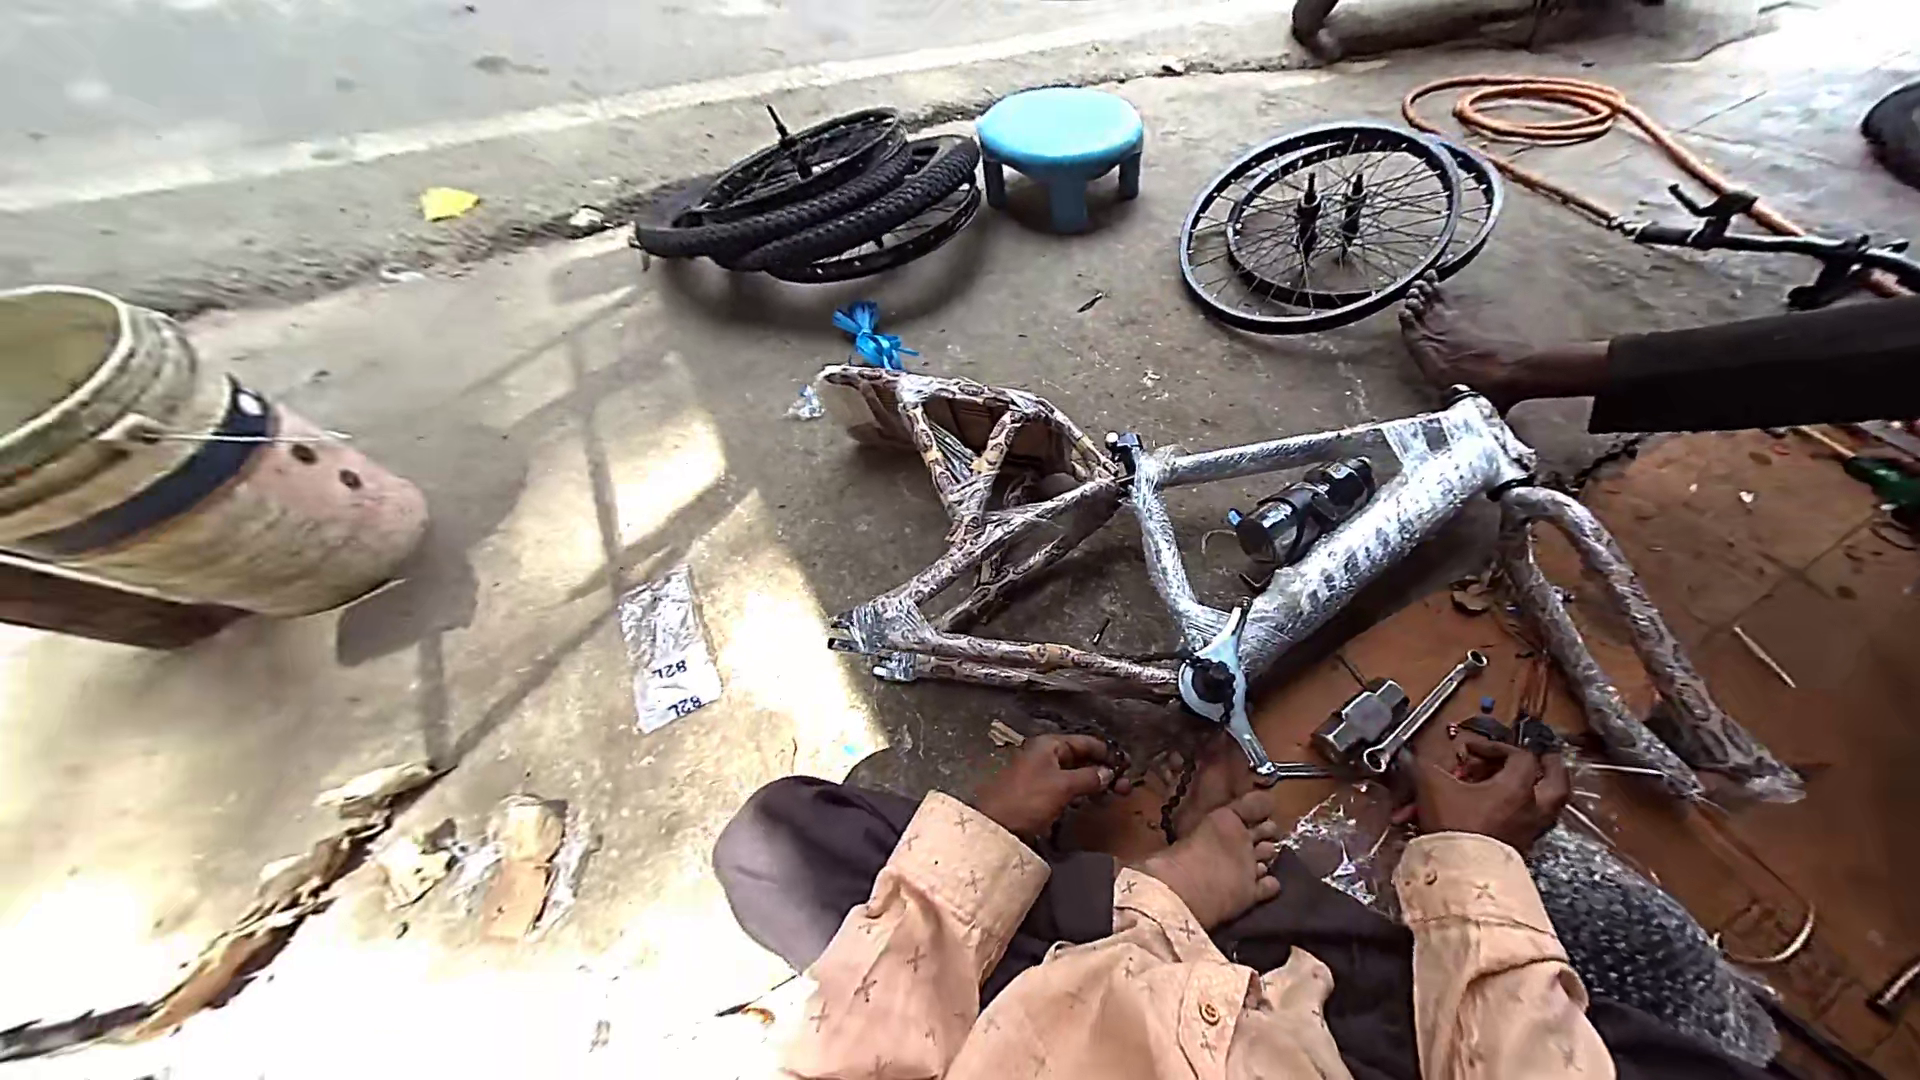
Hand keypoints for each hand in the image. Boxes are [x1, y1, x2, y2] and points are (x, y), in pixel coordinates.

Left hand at [973, 734, 1130, 837]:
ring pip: (1074, 773)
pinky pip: (1066, 787)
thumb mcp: (1062, 786)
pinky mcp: (1039, 793)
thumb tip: (1109, 773)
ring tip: (1114, 794)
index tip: (1126, 764)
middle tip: (1125, 786)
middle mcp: (1045, 755)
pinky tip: (1091, 801)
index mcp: (1048, 745)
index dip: (1105, 752)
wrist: (996, 826)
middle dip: (1103, 769)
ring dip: (1094, 782)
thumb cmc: (1028, 799)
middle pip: (1080, 757)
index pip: (1084, 742)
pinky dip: (1080, 792)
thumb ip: (1088, 778)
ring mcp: (1041, 774)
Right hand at [1134, 792, 1282, 928]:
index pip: (1254, 804)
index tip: (1263, 802)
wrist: (1180, 891)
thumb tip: (1173, 833)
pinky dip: (1271, 881)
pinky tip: (1268, 880)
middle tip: (1264, 828)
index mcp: (1225, 818)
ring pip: (1271, 854)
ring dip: (1268, 852)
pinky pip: (1271, 884)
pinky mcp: (1253, 893)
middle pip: (1266, 830)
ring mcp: (1251, 867)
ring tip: (1267, 849)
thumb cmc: (1172, 856)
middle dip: (1266, 828)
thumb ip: (1187, 830)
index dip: (1261, 803)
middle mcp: (1243, 840)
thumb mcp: (1179, 831)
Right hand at [1399, 733, 1569, 851]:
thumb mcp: (1432, 783)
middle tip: (1543, 757)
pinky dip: (1523, 807)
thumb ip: (1426, 764)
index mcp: (1516, 788)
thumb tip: (1413, 755)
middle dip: (1550, 766)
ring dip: (1538, 788)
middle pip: (1557, 781)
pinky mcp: (1523, 842)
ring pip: (1548, 803)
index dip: (1496, 746)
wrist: (1461, 866)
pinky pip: (1532, 818)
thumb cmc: (1453, 822)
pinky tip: (1504, 805)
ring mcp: (1532, 828)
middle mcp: (1532, 808)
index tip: (1472, 748)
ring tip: (1522, 781)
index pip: (1520, 757)